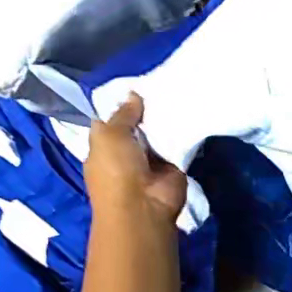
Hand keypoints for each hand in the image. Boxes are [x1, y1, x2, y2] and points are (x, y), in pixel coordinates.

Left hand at [87, 93, 187, 229]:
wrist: (144, 206)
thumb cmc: (115, 170)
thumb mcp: (110, 135)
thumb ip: (122, 114)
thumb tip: (132, 95)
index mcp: (103, 148)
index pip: (110, 122)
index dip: (120, 105)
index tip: (135, 87)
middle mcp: (126, 153)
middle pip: (137, 126)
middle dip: (146, 110)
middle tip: (160, 86)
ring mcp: (151, 160)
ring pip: (158, 133)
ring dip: (166, 119)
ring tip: (176, 94)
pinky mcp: (173, 165)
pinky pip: (177, 144)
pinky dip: (182, 132)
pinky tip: (188, 112)